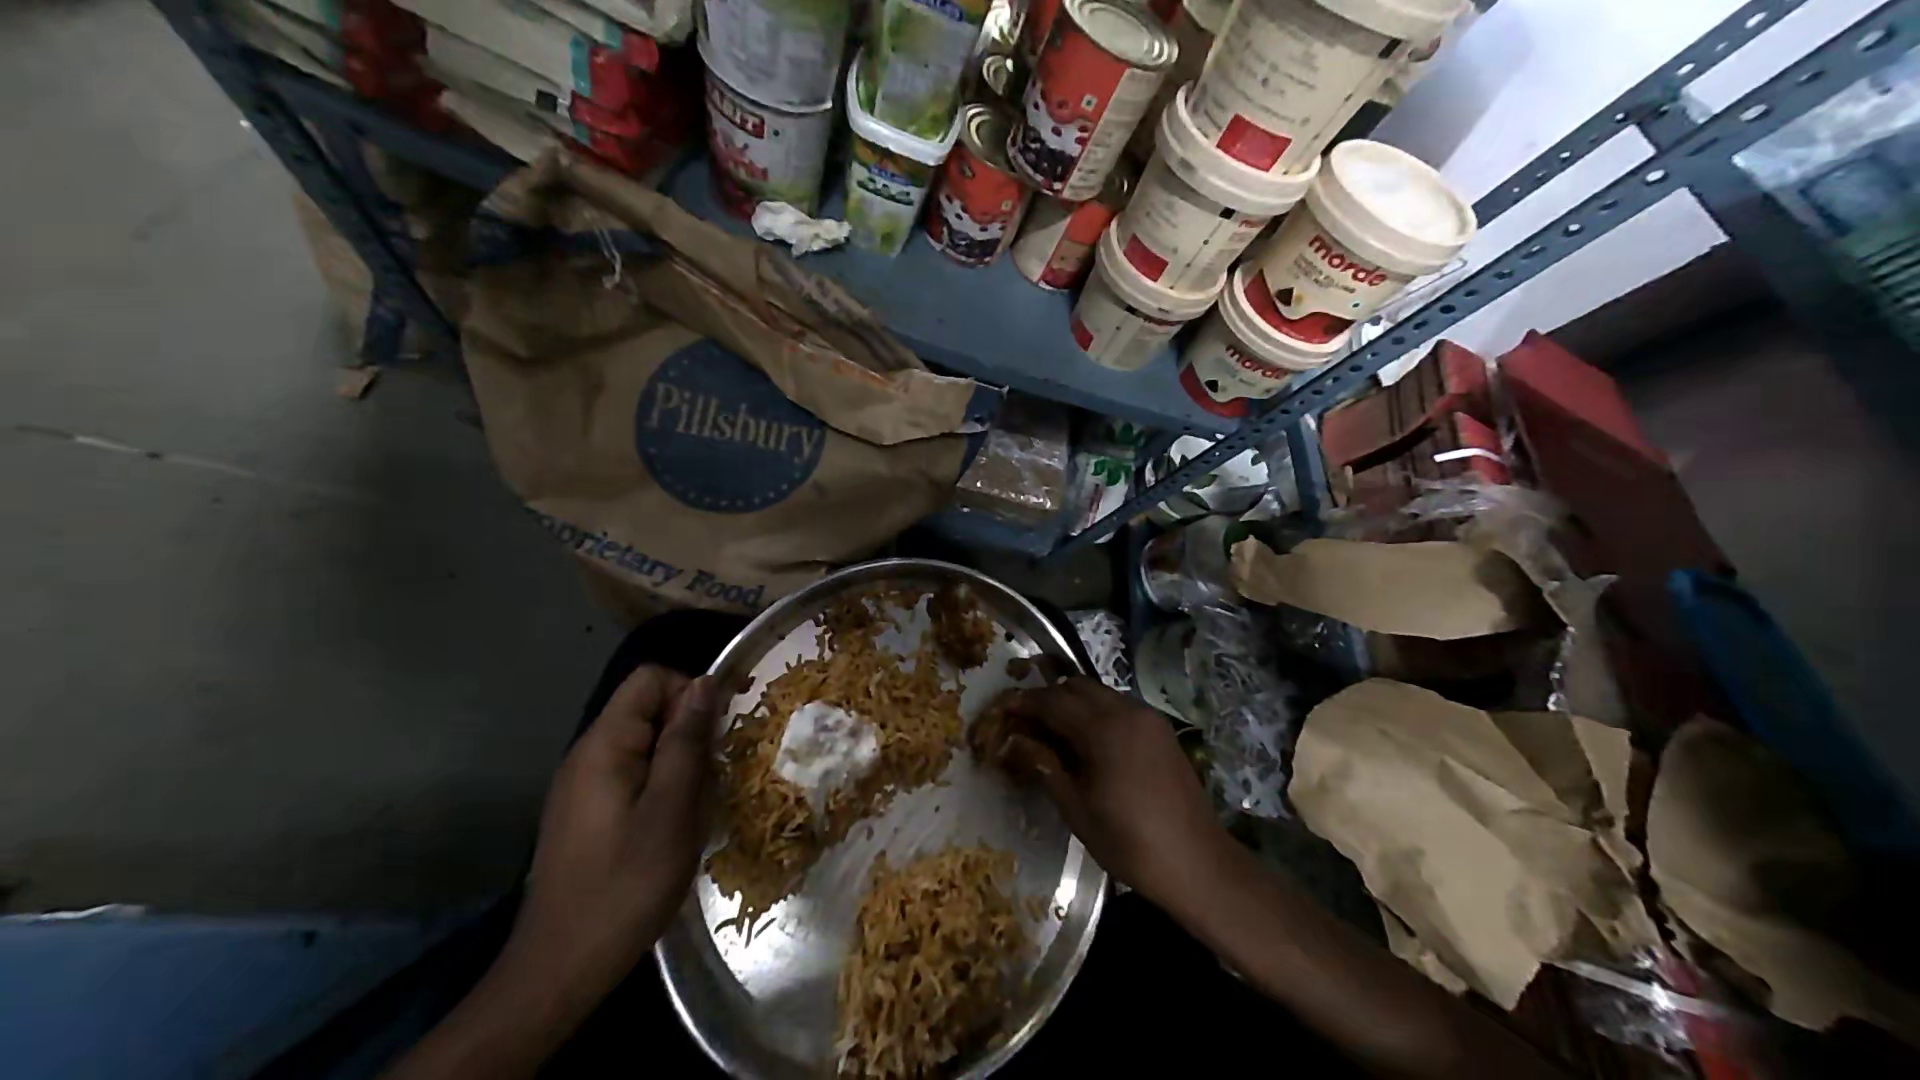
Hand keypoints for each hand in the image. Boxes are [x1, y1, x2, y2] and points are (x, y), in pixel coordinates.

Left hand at [506, 666, 719, 993]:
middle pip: (646, 708)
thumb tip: (704, 683)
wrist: (561, 967)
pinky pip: (631, 772)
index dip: (690, 691)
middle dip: (688, 729)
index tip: (719, 731)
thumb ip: (687, 742)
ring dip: (679, 759)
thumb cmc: (626, 885)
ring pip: (643, 743)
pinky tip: (673, 821)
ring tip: (698, 801)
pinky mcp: (586, 811)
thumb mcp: (671, 809)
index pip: (650, 679)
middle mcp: (587, 754)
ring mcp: (582, 785)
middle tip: (714, 774)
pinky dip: (661, 782)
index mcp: (604, 745)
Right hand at [983, 678, 1230, 913]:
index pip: (1052, 701)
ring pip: (1099, 694)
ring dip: (1073, 703)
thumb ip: (1045, 766)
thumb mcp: (1077, 809)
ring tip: (1052, 732)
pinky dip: (1097, 713)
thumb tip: (1016, 741)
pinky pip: (1119, 707)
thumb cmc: (1131, 843)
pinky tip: (1086, 741)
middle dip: (1048, 698)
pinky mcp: (1161, 730)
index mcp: (1104, 729)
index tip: (1001, 709)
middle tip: (1026, 721)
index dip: (1023, 703)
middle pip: (1076, 686)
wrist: (1198, 863)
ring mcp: (1148, 718)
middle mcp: (1127, 711)